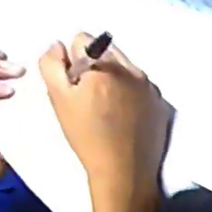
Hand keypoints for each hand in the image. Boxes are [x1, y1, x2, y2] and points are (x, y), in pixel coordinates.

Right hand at [40, 33, 168, 211]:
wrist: (125, 172)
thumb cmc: (89, 137)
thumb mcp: (58, 98)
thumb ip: (51, 63)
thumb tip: (58, 45)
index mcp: (104, 64)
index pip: (82, 39)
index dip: (73, 61)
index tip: (75, 85)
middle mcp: (132, 70)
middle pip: (106, 51)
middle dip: (94, 67)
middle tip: (89, 98)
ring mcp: (149, 88)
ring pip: (125, 68)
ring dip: (113, 79)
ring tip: (107, 110)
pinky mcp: (160, 105)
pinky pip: (140, 88)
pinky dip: (130, 94)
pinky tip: (124, 117)